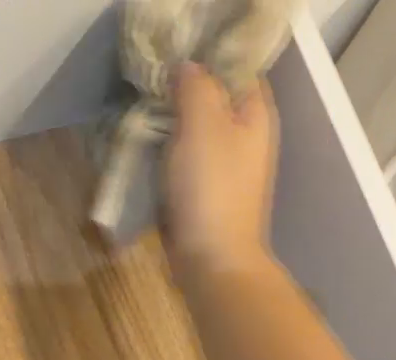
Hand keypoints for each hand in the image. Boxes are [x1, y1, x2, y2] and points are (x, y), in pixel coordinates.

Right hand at [163, 62, 278, 275]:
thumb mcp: (202, 125)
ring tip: (140, 124)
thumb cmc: (211, 190)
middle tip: (148, 95)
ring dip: (168, 131)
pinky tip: (144, 160)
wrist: (212, 262)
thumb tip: (185, 68)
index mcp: (255, 115)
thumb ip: (195, 88)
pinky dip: (164, 162)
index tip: (171, 66)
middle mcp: (245, 140)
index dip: (207, 62)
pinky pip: (181, 167)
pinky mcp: (203, 197)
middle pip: (211, 103)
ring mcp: (224, 172)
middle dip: (180, 98)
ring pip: (192, 137)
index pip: (236, 68)